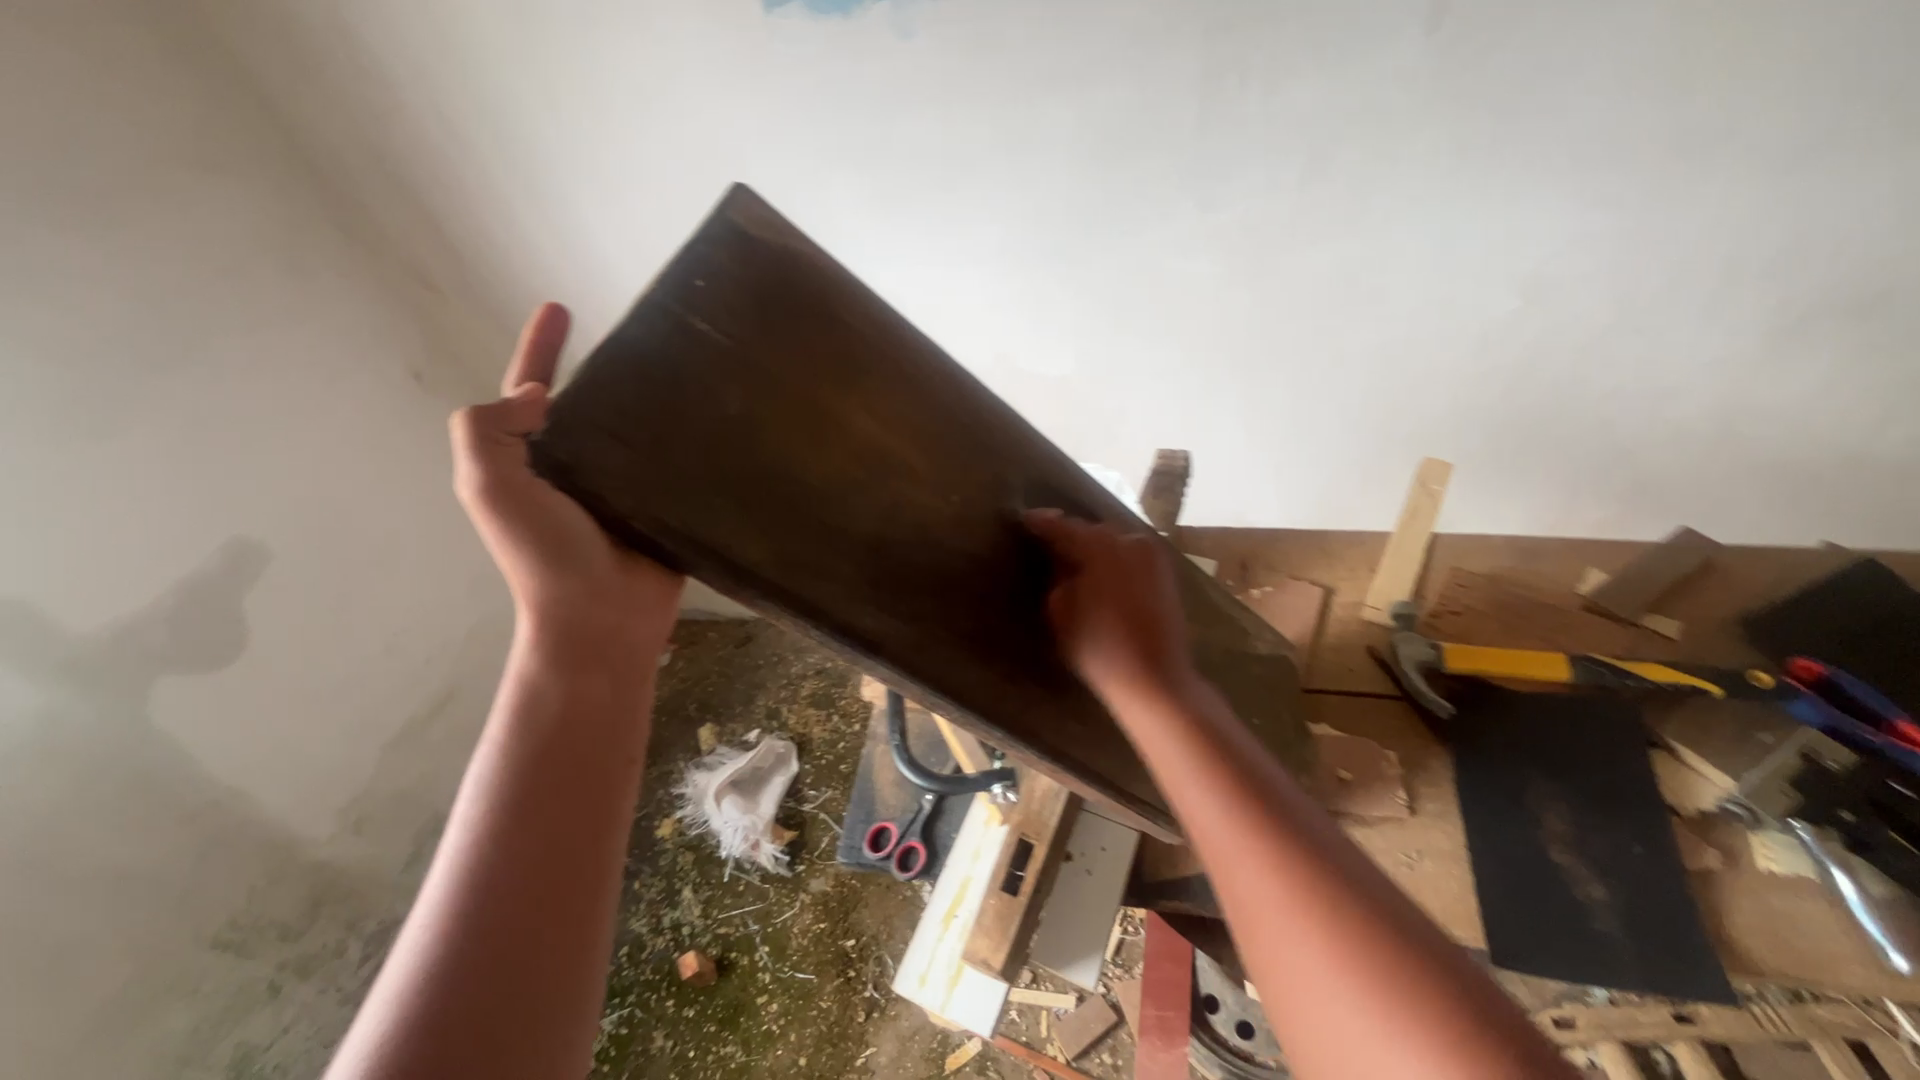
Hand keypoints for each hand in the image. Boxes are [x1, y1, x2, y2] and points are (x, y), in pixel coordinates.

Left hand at [451, 303, 683, 653]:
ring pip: (636, 430)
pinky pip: (674, 462)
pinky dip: (688, 440)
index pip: (529, 390)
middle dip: (606, 368)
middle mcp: (576, 468)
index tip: (561, 307)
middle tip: (644, 335)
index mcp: (531, 459)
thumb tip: (539, 395)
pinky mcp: (663, 506)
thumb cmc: (543, 554)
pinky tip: (713, 416)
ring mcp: (622, 488)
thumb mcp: (489, 486)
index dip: (541, 348)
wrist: (601, 617)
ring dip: (653, 400)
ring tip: (686, 366)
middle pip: (589, 404)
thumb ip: (489, 430)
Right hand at [1023, 509, 1196, 702]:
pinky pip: (1130, 556)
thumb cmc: (1098, 647)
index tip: (1024, 520)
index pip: (1062, 526)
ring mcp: (1151, 556)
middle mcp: (1128, 540)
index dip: (1040, 523)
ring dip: (1094, 548)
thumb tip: (1062, 562)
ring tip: (1074, 561)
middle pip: (1091, 531)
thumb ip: (1057, 576)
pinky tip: (1101, 574)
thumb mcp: (1061, 610)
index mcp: (1099, 546)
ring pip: (1114, 542)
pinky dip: (1113, 560)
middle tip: (1049, 544)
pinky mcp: (1164, 574)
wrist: (1154, 677)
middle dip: (1070, 536)